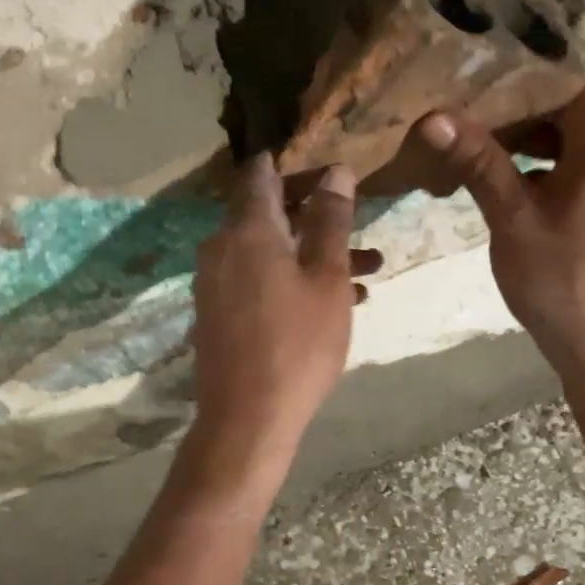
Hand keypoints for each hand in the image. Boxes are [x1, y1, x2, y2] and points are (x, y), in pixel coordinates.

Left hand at [189, 156, 377, 468]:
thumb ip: (331, 220)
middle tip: (361, 224)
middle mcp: (222, 246)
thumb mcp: (326, 277)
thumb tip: (336, 172)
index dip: (299, 165)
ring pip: (269, 249)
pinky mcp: (217, 311)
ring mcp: (215, 281)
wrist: (247, 418)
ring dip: (313, 251)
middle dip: (317, 215)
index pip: (263, 172)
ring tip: (369, 270)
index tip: (334, 172)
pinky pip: (257, 278)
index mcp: (247, 228)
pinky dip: (292, 278)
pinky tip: (336, 301)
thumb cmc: (297, 344)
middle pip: (269, 211)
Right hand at [416, 82, 584, 375]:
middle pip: (578, 115)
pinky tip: (510, 191)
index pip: (576, 89)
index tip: (486, 93)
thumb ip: (478, 162)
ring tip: (485, 153)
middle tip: (476, 122)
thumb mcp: (512, 217)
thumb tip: (436, 116)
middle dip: (528, 114)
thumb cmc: (559, 279)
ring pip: (578, 146)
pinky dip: (548, 169)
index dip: (533, 86)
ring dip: (536, 144)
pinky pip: (582, 172)